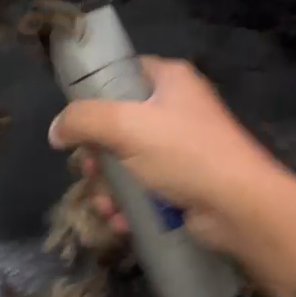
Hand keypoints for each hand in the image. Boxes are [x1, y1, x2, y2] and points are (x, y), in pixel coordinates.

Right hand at [48, 57, 294, 252]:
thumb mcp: (127, 126)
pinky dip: (130, 205)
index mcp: (170, 79)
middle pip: (119, 123)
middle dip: (98, 154)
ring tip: (105, 207)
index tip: (75, 122)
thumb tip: (56, 130)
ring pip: (128, 161)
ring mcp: (182, 147)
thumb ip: (85, 120)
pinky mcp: (184, 182)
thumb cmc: (184, 153)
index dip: (95, 94)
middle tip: (89, 172)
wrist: (240, 208)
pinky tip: (121, 223)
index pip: (123, 73)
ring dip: (109, 186)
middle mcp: (176, 107)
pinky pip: (145, 188)